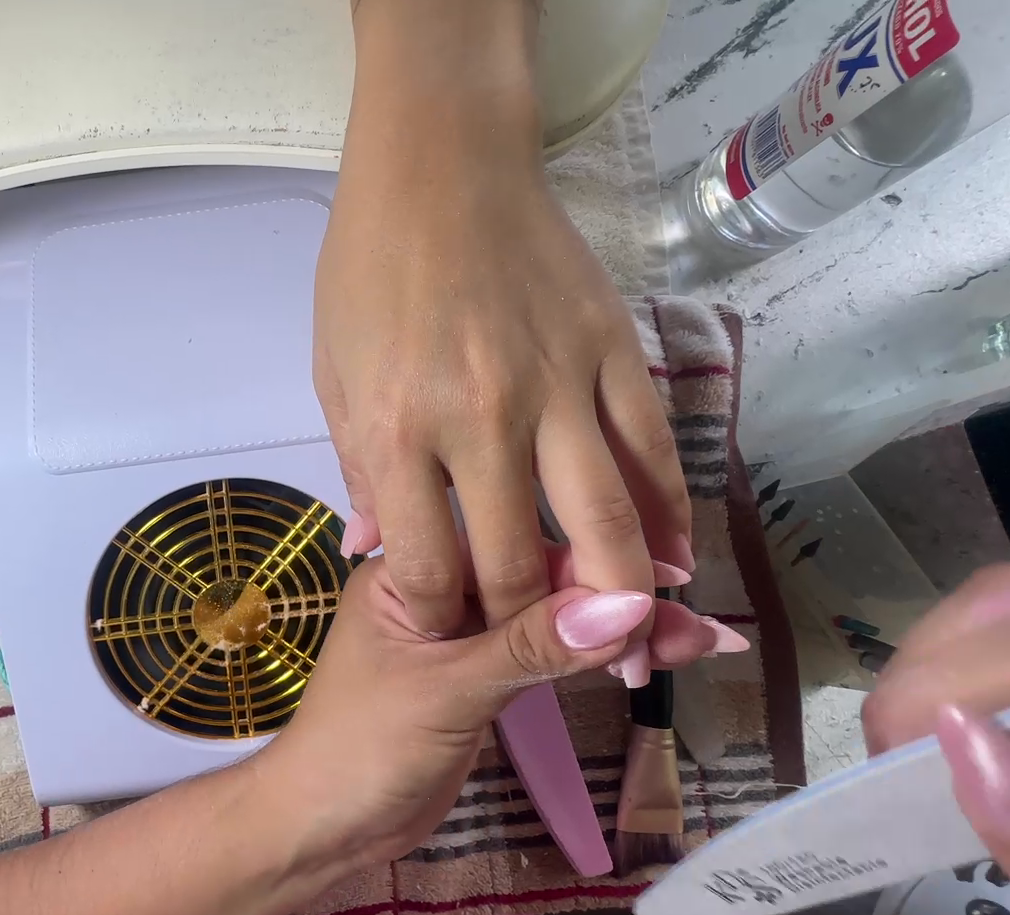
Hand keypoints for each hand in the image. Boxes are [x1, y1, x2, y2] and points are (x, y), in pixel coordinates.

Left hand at [253, 557, 740, 870]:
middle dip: (614, 601)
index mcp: (405, 571)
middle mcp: (434, 591)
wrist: (329, 824)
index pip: (505, 547)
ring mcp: (457, 635)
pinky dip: (590, 658)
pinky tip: (648, 656)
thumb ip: (529, 648)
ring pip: (546, 621)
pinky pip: (541, 656)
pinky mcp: (477, 677)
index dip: (584, 565)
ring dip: (616, 632)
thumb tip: (627, 603)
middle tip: (697, 624)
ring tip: (701, 643)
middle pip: (534, 582)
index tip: (664, 579)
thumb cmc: (363, 747)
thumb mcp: (445, 691)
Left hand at [316, 0, 690, 659]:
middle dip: (528, 625)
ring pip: (607, 522)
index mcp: (395, 434)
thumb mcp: (335, 381)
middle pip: (518, 563)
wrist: (437, 169)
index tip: (448, 629)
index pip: (429, 567)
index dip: (440, 615)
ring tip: (630, 636)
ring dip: (622, 596)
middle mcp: (479, 423)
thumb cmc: (365, 280)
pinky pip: (653, 452)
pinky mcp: (612, 353)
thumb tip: (375, 551)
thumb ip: (361, 474)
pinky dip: (670, 514)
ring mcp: (555, 387)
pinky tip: (674, 556)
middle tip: (540, 651)